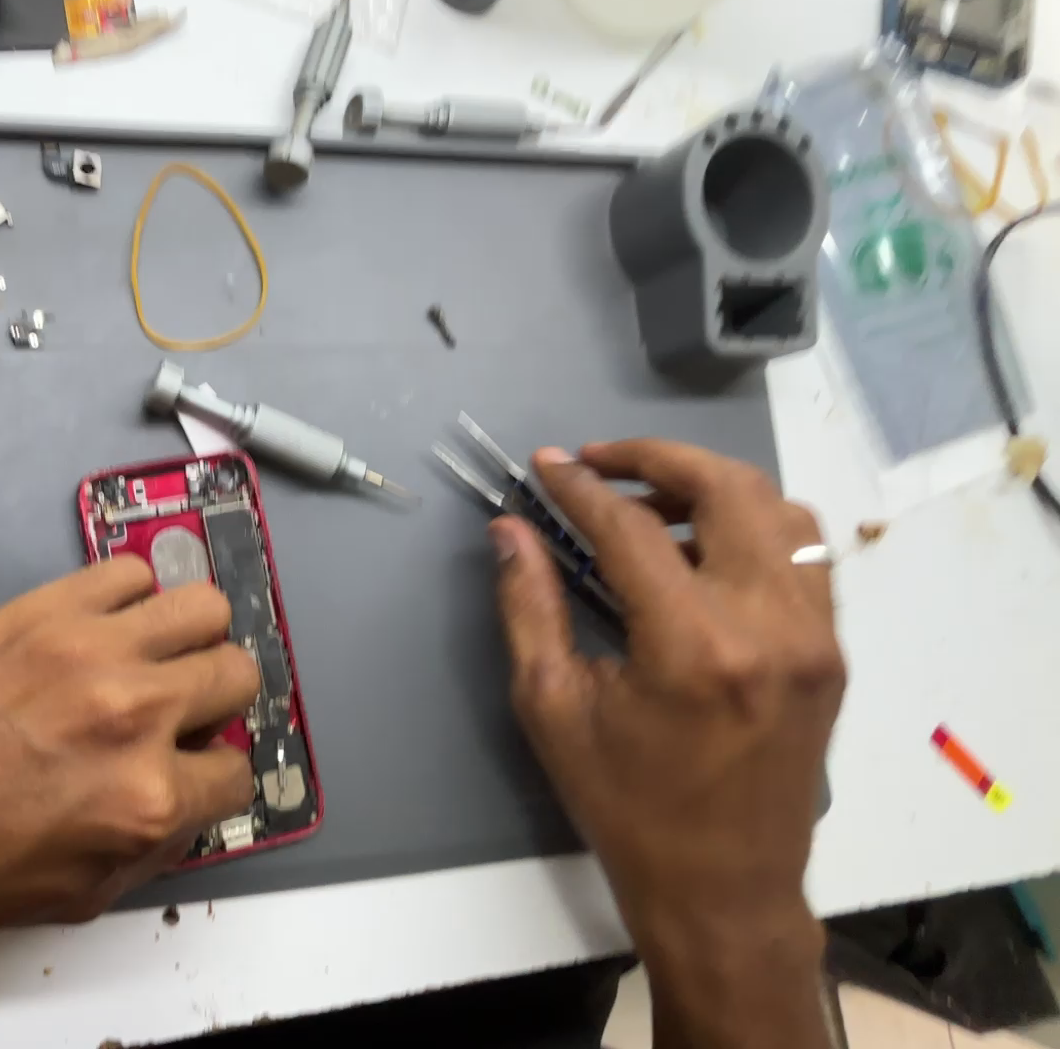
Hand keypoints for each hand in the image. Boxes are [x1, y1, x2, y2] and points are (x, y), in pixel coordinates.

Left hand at [0, 558, 258, 946]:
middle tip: (179, 707)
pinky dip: (128, 597)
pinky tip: (100, 626)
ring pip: (201, 606)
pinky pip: (126, 571)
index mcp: (146, 800)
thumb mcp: (82, 892)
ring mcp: (86, 649)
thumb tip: (197, 783)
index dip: (216, 771)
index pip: (239, 770)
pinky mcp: (41, 608)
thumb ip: (161, 839)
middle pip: (237, 674)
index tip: (193, 763)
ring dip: (189, 637)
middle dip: (217, 698)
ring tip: (151, 655)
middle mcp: (131, 715)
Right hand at [491, 441, 844, 969]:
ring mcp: (817, 637)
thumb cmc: (619, 798)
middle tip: (595, 462)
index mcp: (692, 647)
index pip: (633, 529)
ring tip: (641, 502)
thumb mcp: (547, 701)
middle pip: (731, 492)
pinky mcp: (831, 650)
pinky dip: (746, 525)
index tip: (545, 464)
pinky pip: (801, 554)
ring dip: (706, 487)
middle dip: (656, 458)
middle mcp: (772, 628)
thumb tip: (510, 530)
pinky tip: (691, 547)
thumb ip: (528, 604)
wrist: (721, 882)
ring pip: (780, 513)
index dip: (580, 487)